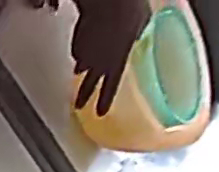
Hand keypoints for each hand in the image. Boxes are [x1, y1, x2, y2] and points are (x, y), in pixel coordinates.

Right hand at [70, 0, 150, 115]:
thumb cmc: (129, 9)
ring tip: (84, 64)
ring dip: (84, 65)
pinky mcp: (76, 43)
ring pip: (82, 65)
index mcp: (116, 61)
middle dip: (84, 95)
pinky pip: (79, 49)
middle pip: (88, 86)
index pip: (111, 87)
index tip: (100, 113)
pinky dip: (83, 45)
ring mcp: (84, 55)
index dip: (105, 100)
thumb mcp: (142, 21)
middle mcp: (97, 64)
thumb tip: (137, 35)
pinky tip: (88, 37)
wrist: (109, 2)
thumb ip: (136, 35)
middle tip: (79, 104)